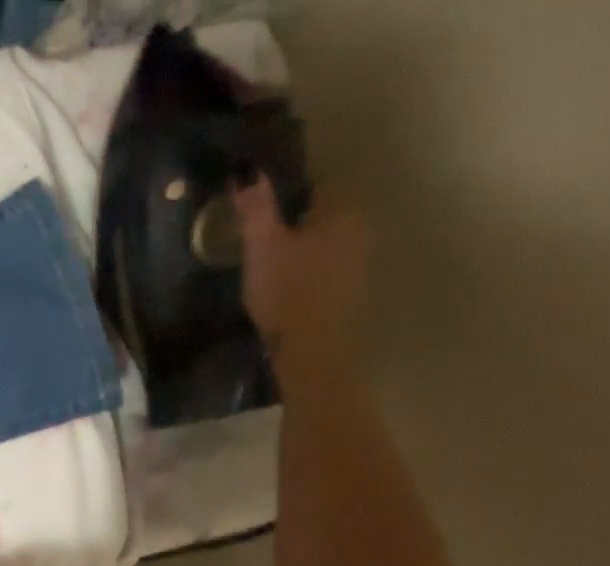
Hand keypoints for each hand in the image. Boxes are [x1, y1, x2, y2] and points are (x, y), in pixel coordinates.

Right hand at [233, 176, 371, 352]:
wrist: (311, 348)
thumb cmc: (285, 291)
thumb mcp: (262, 246)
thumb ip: (257, 208)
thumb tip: (249, 173)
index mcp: (342, 211)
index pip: (313, 185)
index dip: (282, 192)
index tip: (257, 205)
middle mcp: (360, 228)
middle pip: (320, 213)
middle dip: (291, 219)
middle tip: (257, 235)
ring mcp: (360, 259)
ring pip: (323, 239)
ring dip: (300, 244)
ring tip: (267, 259)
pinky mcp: (352, 286)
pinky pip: (326, 263)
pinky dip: (307, 266)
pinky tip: (285, 282)